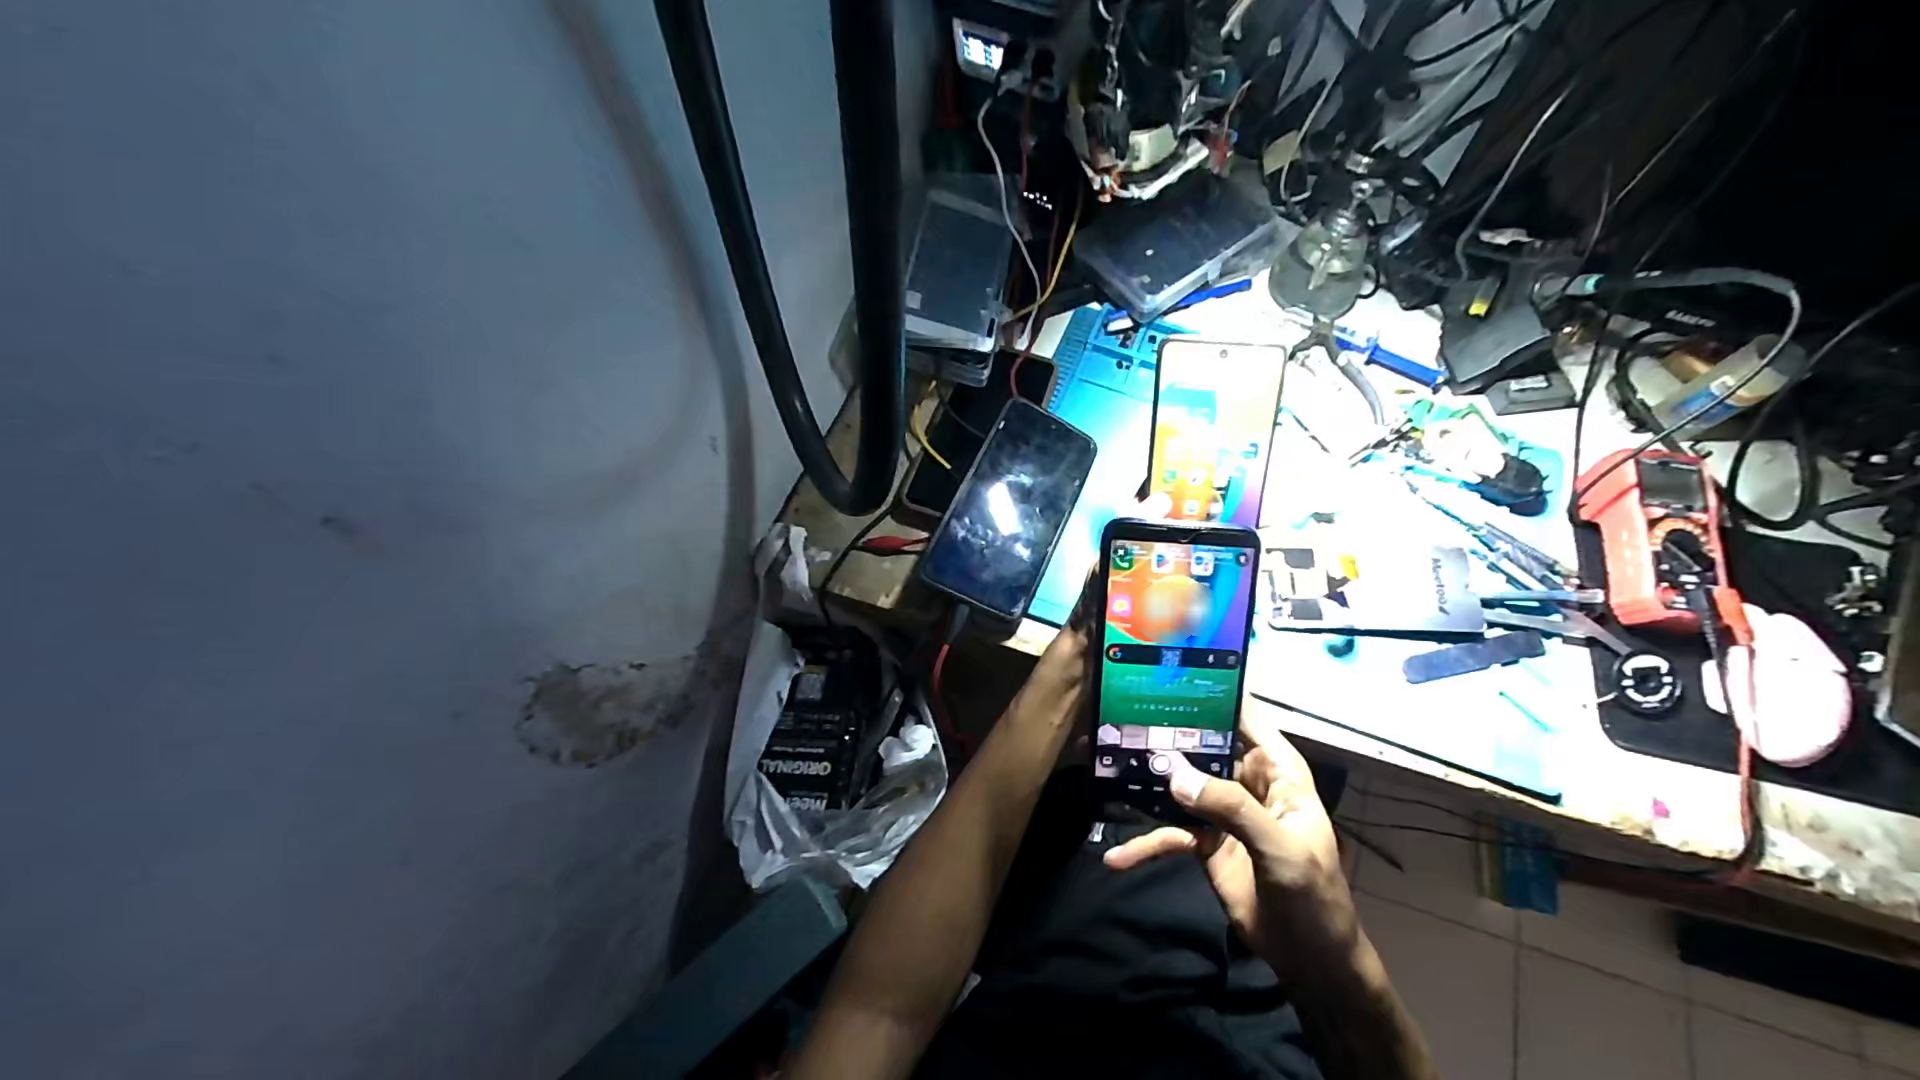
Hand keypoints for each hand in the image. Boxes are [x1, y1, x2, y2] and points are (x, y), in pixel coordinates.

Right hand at [1103, 713, 1358, 967]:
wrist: (1311, 961)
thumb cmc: (1314, 898)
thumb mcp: (1282, 851)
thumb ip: (1232, 809)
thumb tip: (1176, 776)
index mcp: (1276, 771)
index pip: (1246, 717)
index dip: (1214, 692)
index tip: (1171, 672)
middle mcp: (1245, 781)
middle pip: (1202, 744)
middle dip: (1165, 732)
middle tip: (1119, 713)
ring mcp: (1221, 809)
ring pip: (1179, 782)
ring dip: (1145, 780)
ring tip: (1102, 764)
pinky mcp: (1203, 839)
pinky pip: (1168, 832)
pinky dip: (1144, 843)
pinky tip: (1117, 856)